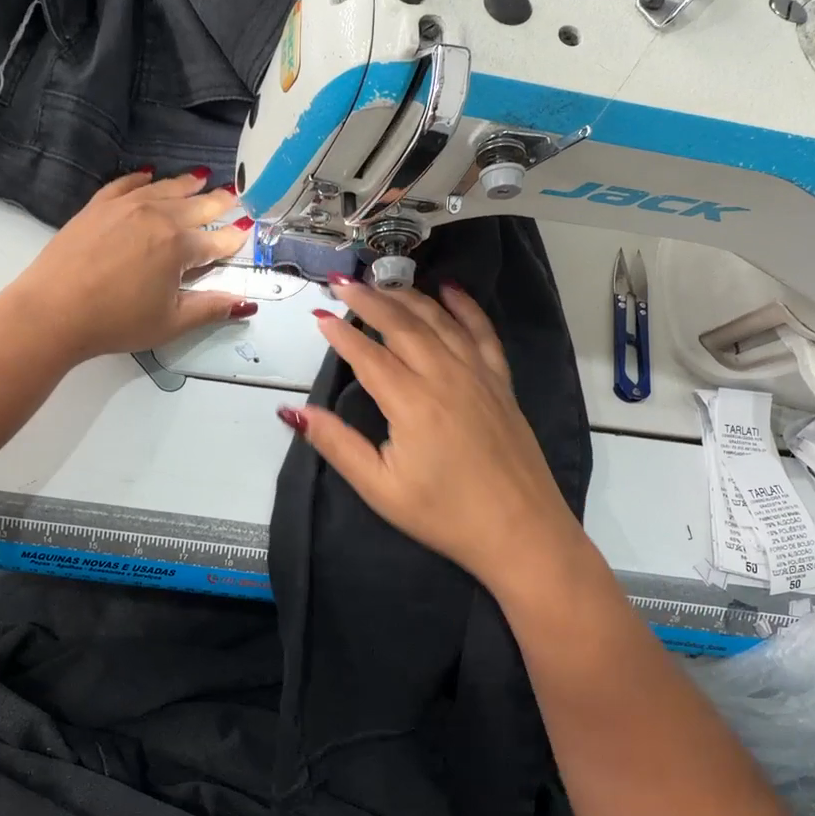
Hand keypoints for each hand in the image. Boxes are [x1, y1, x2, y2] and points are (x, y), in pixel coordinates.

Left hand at [4, 169, 255, 359]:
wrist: (53, 310)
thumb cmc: (114, 322)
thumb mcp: (169, 323)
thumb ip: (210, 309)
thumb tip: (245, 304)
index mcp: (179, 247)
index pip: (216, 241)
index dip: (233, 238)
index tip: (246, 230)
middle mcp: (157, 217)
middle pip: (196, 206)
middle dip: (218, 202)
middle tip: (233, 195)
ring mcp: (125, 207)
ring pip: (164, 189)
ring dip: (186, 184)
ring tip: (203, 177)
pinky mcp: (97, 206)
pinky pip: (126, 184)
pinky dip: (141, 179)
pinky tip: (148, 175)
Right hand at [282, 277, 585, 586]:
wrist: (521, 533)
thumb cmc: (444, 515)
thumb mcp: (380, 487)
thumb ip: (336, 444)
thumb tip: (292, 412)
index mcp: (412, 403)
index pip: (367, 355)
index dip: (340, 333)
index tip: (319, 315)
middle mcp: (446, 377)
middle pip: (402, 325)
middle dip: (368, 299)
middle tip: (341, 282)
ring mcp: (478, 376)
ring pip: (438, 321)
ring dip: (407, 297)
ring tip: (380, 283)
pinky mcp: (501, 383)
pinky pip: (483, 333)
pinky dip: (465, 307)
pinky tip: (450, 290)